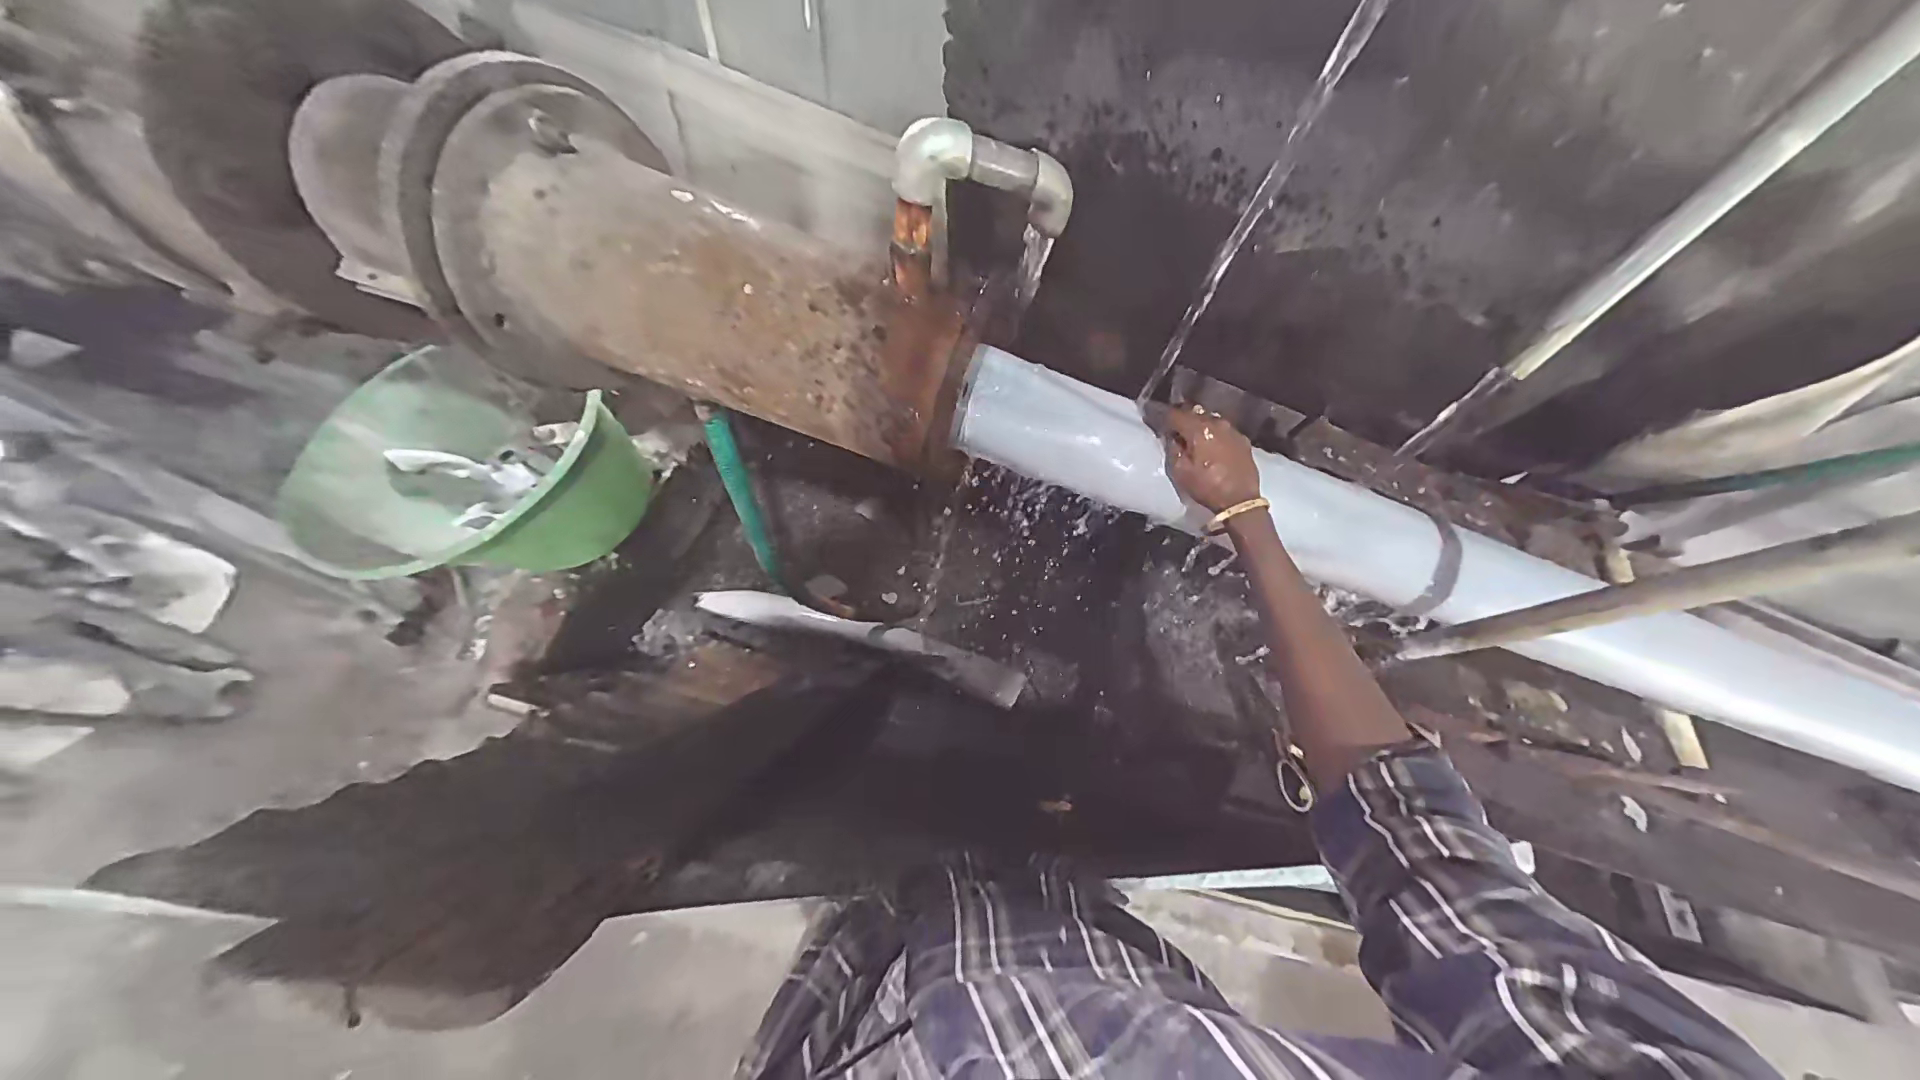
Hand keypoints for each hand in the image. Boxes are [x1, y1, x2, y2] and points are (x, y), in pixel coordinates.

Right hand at [1161, 403, 1261, 513]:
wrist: (1240, 500)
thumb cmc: (1207, 486)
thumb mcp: (1180, 472)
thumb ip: (1173, 449)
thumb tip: (1172, 437)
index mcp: (1199, 429)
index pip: (1175, 414)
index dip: (1162, 415)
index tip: (1154, 416)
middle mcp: (1217, 423)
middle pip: (1194, 413)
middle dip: (1182, 418)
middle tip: (1172, 426)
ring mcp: (1232, 430)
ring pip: (1210, 420)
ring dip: (1199, 424)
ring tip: (1191, 434)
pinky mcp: (1242, 440)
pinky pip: (1223, 430)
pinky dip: (1213, 433)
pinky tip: (1210, 443)